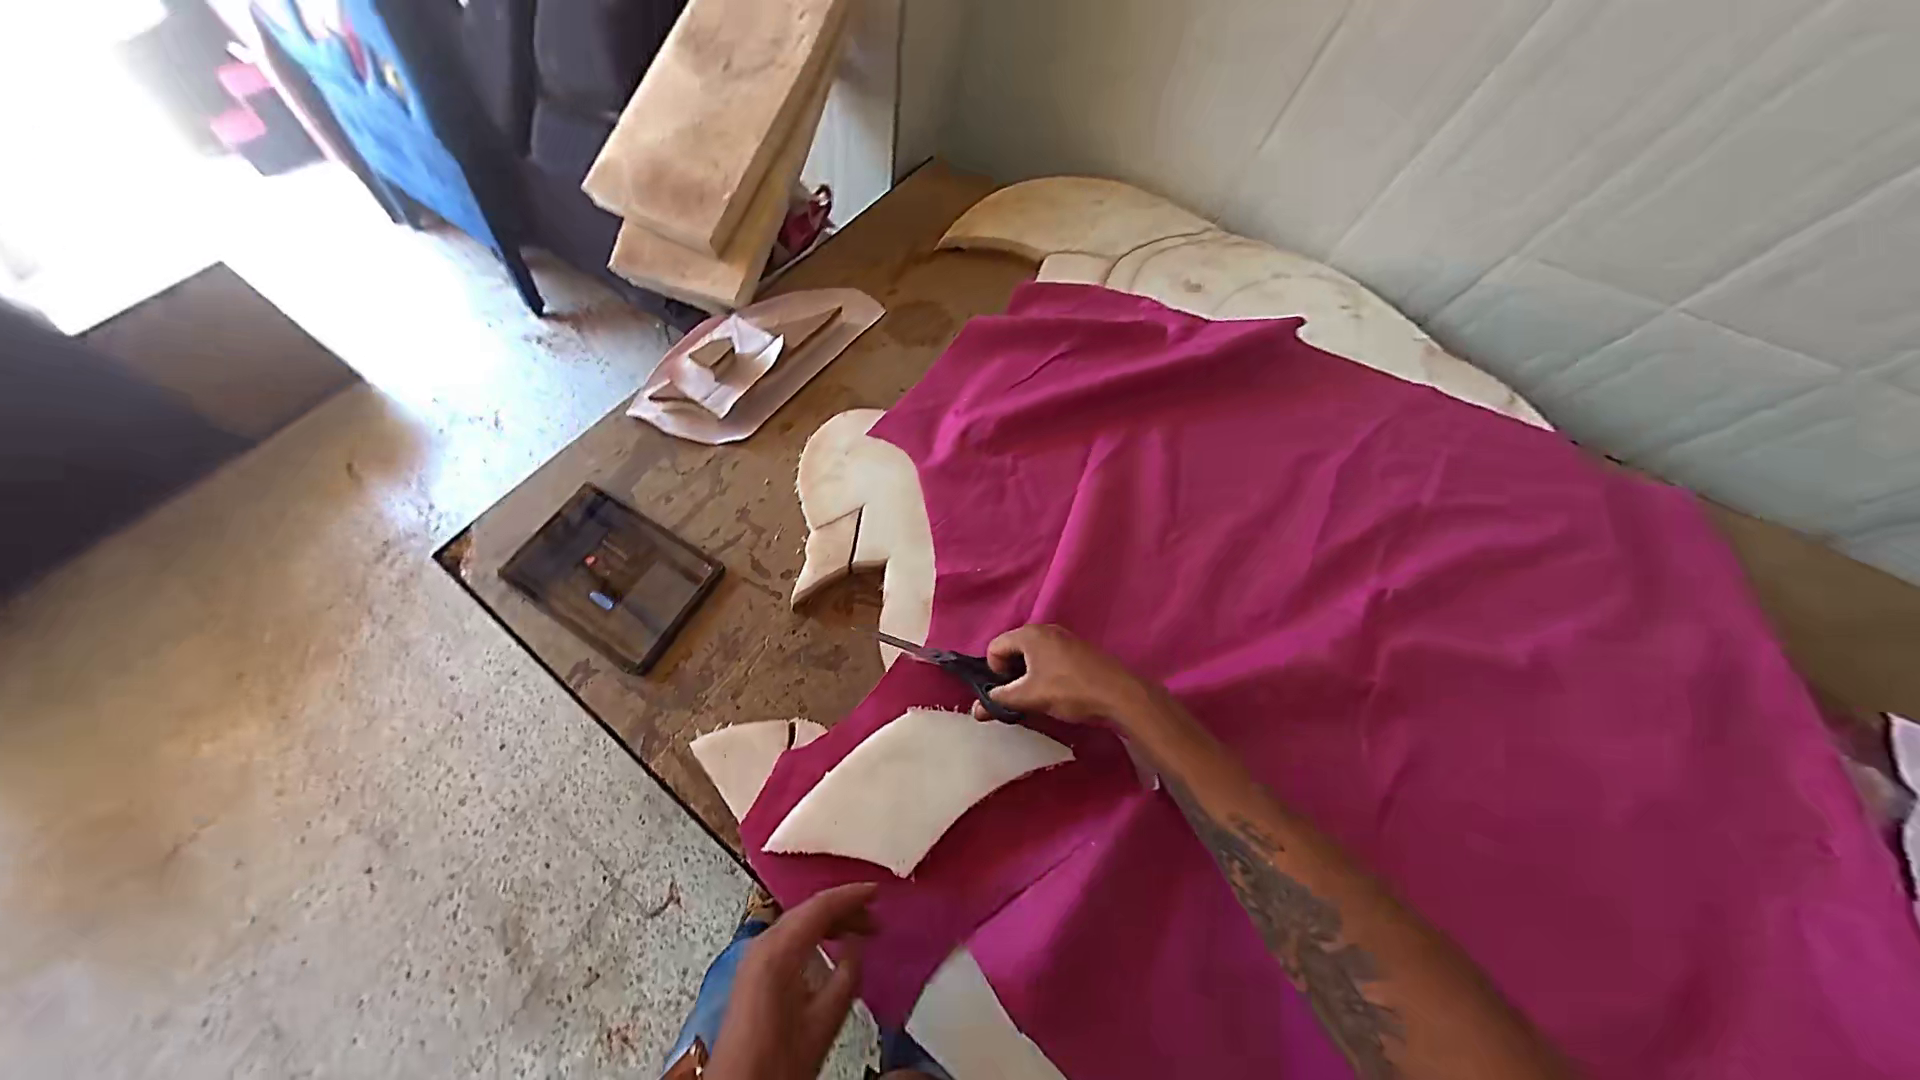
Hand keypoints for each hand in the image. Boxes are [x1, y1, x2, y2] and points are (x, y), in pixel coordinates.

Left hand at [703, 882, 877, 1079]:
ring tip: (858, 930)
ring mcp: (754, 957)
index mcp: (778, 950)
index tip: (875, 892)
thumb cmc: (779, 1061)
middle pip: (807, 910)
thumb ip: (847, 975)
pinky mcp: (752, 971)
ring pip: (797, 922)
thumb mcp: (825, 1021)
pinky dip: (812, 934)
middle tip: (873, 915)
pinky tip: (830, 946)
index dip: (851, 895)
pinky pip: (788, 937)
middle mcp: (762, 945)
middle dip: (842, 908)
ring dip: (828, 921)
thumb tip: (858, 944)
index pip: (820, 906)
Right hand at [972, 624, 1157, 725]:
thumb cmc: (1069, 690)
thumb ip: (1000, 700)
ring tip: (1040, 697)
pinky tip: (1059, 692)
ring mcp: (1065, 638)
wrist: (1120, 694)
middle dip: (1011, 674)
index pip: (994, 647)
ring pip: (1033, 655)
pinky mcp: (1079, 650)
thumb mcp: (1029, 697)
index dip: (994, 672)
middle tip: (1021, 697)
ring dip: (1029, 676)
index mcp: (1029, 634)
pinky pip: (1050, 658)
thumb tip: (976, 709)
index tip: (1008, 691)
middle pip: (1013, 649)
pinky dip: (1046, 673)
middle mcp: (1045, 629)